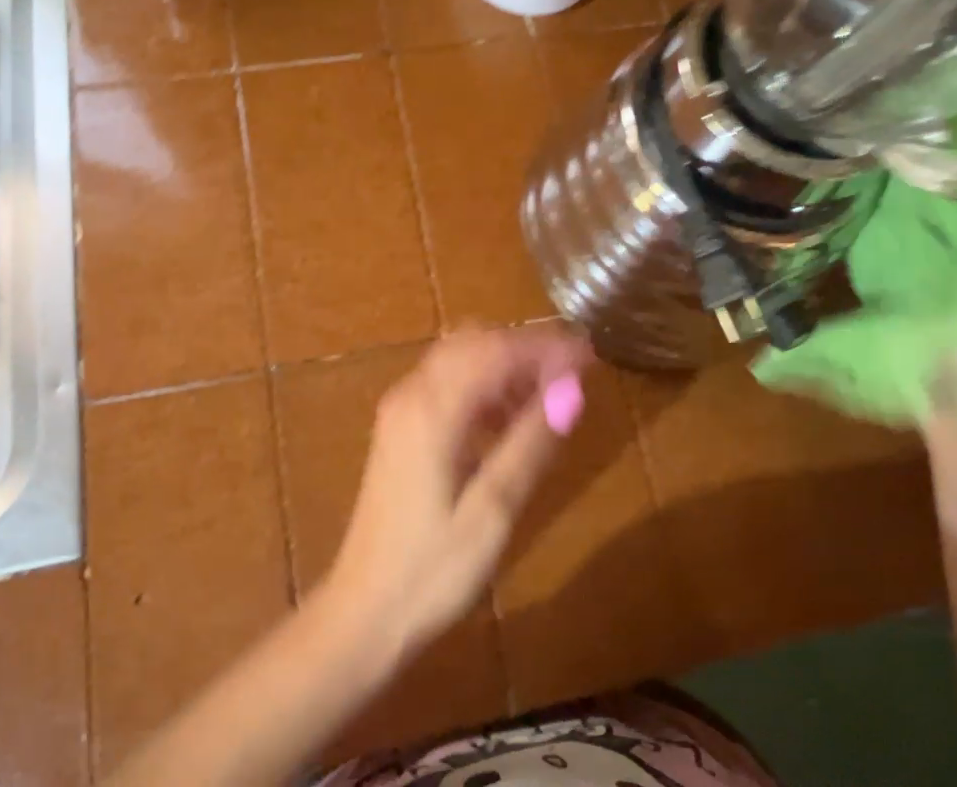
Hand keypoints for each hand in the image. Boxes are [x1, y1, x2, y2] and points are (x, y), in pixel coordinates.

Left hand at [319, 325, 590, 658]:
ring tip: (550, 399)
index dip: (546, 347)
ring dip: (504, 367)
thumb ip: (531, 442)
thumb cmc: (433, 569)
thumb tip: (573, 390)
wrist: (365, 612)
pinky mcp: (399, 434)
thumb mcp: (493, 509)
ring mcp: (400, 414)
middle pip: (474, 343)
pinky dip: (482, 388)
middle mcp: (411, 397)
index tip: (591, 356)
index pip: (496, 349)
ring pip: (459, 361)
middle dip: (526, 350)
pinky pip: (446, 387)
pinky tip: (509, 422)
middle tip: (573, 375)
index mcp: (433, 409)